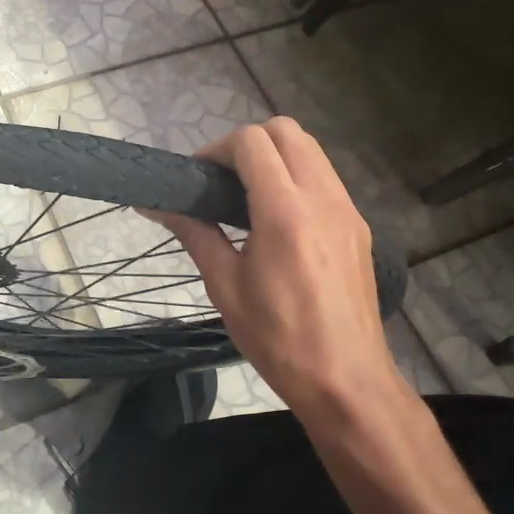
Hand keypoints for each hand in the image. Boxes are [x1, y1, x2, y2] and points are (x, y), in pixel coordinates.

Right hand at [149, 117, 399, 415]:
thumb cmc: (278, 339)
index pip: (252, 143)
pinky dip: (296, 176)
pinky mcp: (358, 227)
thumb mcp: (224, 286)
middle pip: (286, 131)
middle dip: (247, 143)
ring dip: (275, 155)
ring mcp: (347, 211)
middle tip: (222, 179)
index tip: (199, 177)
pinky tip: (276, 217)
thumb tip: (155, 203)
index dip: (218, 149)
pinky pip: (325, 177)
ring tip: (247, 195)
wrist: (347, 382)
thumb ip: (195, 232)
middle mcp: (322, 200)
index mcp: (284, 214)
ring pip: (311, 149)